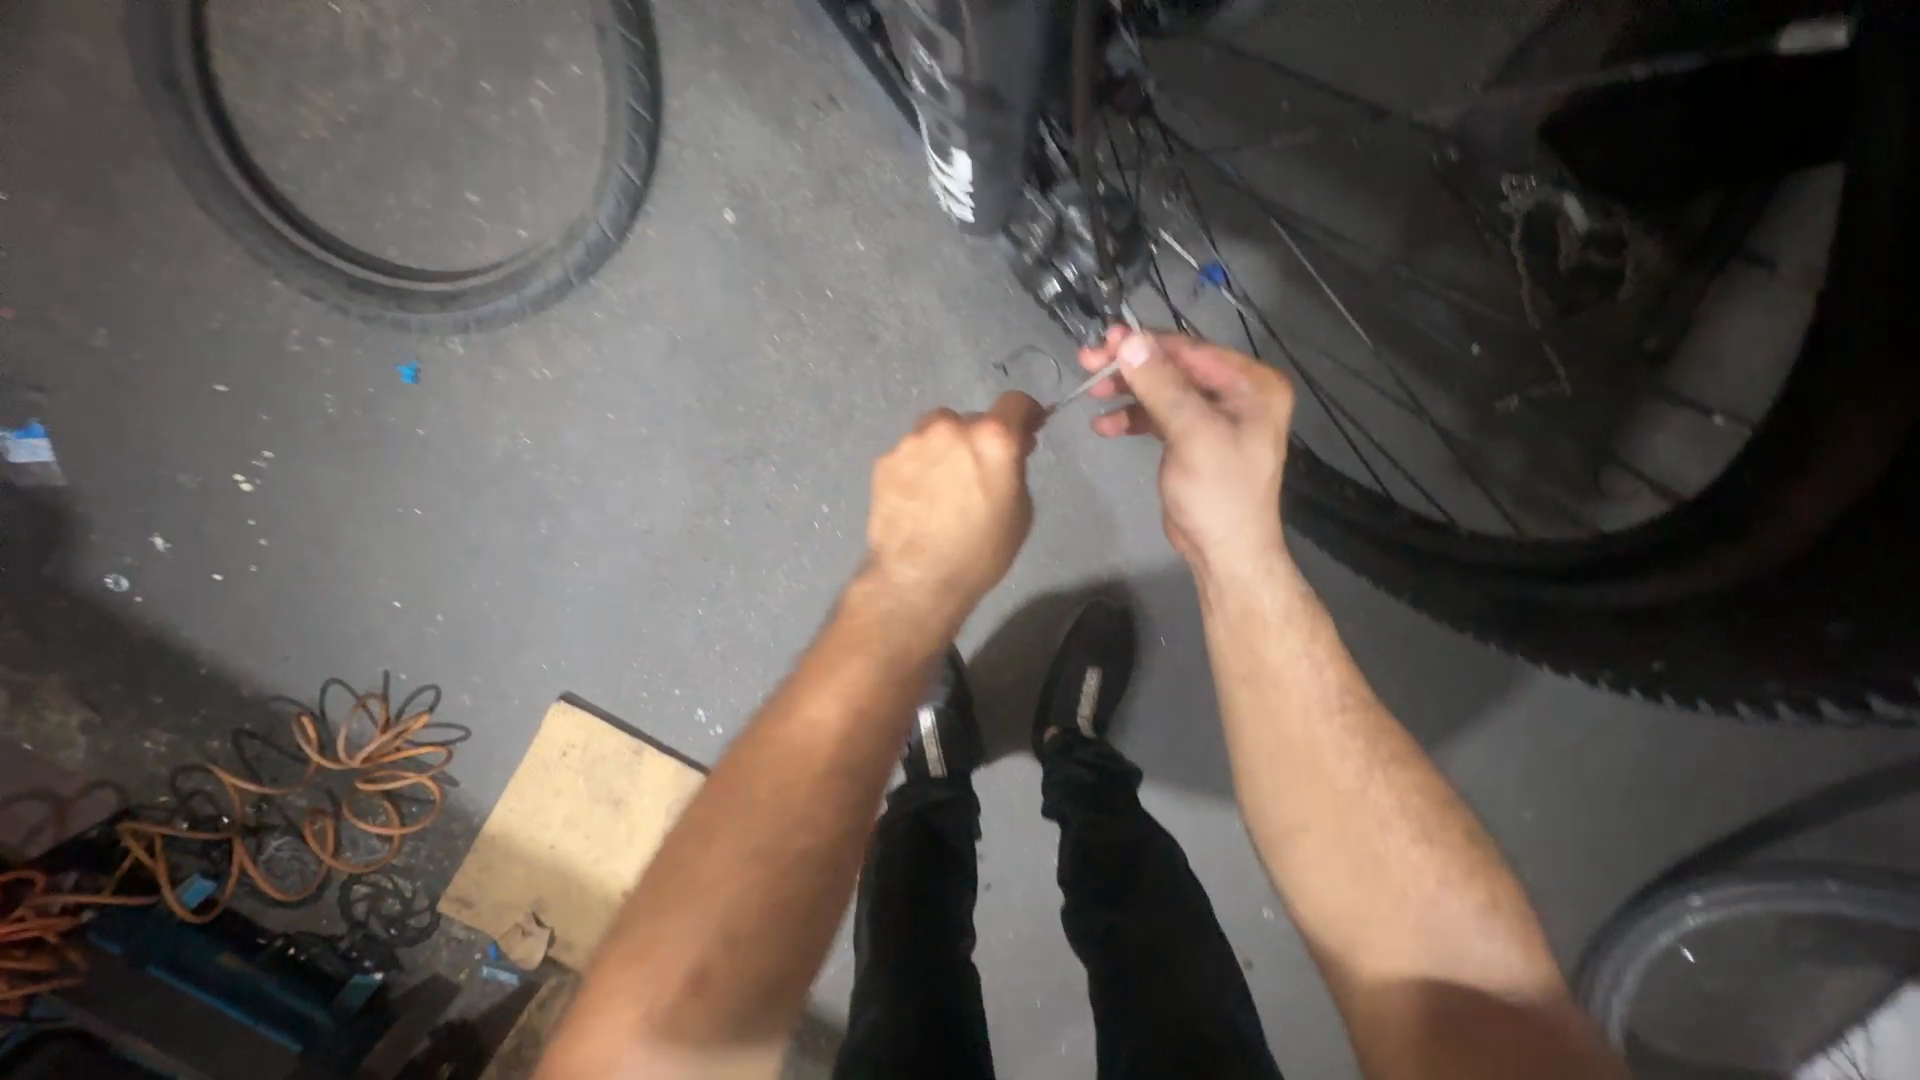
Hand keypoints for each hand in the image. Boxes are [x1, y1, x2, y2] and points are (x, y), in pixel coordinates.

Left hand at [864, 391, 1044, 627]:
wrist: (916, 580)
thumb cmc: (980, 552)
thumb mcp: (1020, 511)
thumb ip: (1015, 469)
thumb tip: (1010, 451)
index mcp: (992, 438)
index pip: (1015, 402)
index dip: (1026, 414)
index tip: (1027, 429)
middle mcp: (950, 428)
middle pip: (973, 419)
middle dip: (981, 438)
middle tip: (981, 469)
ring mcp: (912, 442)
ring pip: (937, 430)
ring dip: (947, 446)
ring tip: (946, 482)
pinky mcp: (885, 460)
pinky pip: (912, 452)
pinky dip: (921, 465)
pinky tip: (920, 496)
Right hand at [1080, 328, 1295, 579]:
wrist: (1225, 552)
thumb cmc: (1218, 493)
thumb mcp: (1192, 434)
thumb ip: (1162, 386)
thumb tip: (1128, 341)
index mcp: (1253, 384)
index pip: (1192, 350)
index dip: (1146, 344)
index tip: (1103, 341)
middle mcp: (1239, 393)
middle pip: (1175, 367)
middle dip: (1132, 366)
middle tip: (1088, 362)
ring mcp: (1216, 417)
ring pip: (1163, 390)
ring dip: (1127, 391)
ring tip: (1091, 392)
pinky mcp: (1194, 438)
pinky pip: (1160, 416)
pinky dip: (1133, 417)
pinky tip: (1104, 425)